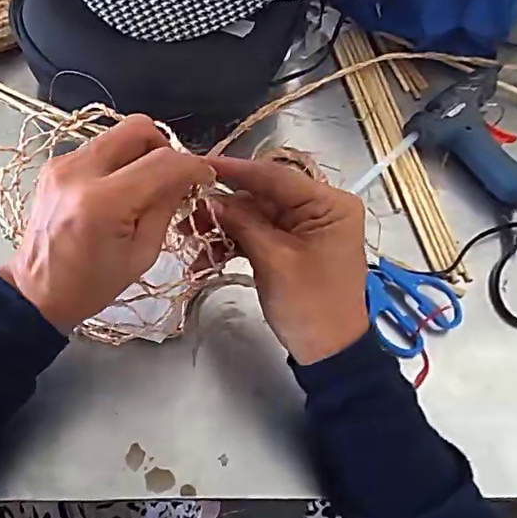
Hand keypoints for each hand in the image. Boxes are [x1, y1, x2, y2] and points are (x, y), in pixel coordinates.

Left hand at [0, 115, 215, 331]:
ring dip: (141, 153)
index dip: (192, 166)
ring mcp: (62, 164)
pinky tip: (121, 189)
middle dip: (165, 147)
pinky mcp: (55, 166)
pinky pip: (99, 148)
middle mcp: (79, 173)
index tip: (204, 177)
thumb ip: (165, 209)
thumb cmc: (90, 285)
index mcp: (102, 203)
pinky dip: (119, 161)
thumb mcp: (142, 255)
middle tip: (172, 176)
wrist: (36, 292)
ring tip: (146, 186)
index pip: (162, 162)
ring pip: (117, 134)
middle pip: (138, 129)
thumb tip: (184, 179)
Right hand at [208, 156, 369, 364]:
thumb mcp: (275, 261)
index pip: (276, 177)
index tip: (201, 164)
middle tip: (187, 211)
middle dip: (224, 205)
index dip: (236, 171)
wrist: (329, 352)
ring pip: (256, 216)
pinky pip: (258, 235)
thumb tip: (212, 199)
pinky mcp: (291, 247)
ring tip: (192, 237)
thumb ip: (243, 224)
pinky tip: (208, 256)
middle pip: (263, 195)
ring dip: (224, 227)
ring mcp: (305, 229)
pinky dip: (234, 244)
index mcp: (329, 205)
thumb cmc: (312, 306)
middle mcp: (320, 210)